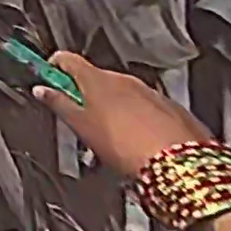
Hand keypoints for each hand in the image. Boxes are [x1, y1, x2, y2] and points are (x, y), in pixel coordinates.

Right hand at [33, 52, 213, 177]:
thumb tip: (42, 90)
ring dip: (115, 108)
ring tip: (114, 139)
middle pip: (96, 79)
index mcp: (96, 78)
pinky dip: (142, 120)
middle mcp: (125, 79)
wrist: (188, 171)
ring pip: (124, 95)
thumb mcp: (83, 127)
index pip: (65, 59)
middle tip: (82, 120)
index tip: (49, 79)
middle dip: (87, 95)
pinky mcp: (177, 112)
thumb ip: (59, 104)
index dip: (54, 68)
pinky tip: (142, 144)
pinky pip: (151, 109)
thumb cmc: (130, 147)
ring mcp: (153, 94)